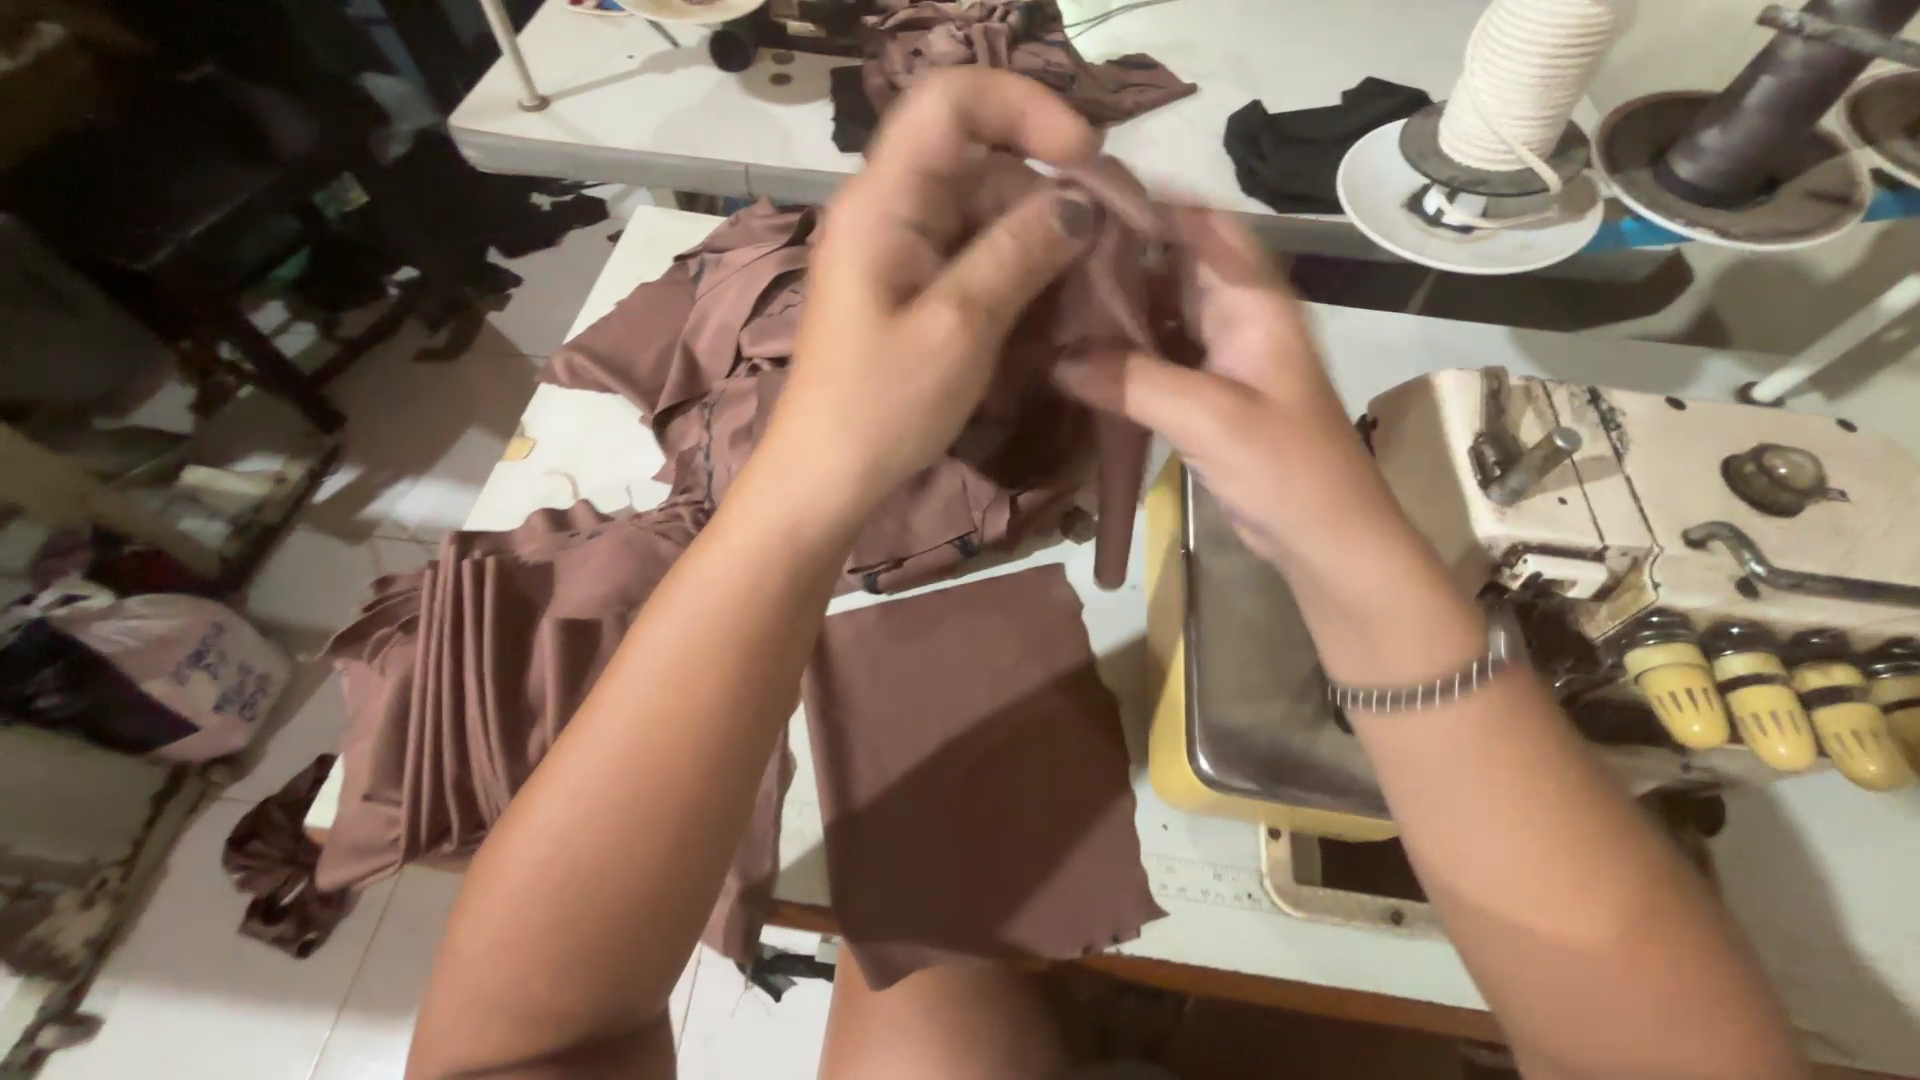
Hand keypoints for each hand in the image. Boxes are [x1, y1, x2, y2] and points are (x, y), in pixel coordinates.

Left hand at [768, 68, 1105, 513]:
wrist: (827, 478)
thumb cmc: (881, 407)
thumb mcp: (959, 327)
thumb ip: (1020, 252)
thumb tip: (1081, 200)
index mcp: (884, 200)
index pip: (954, 100)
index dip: (1026, 108)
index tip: (1087, 156)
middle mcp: (890, 209)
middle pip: (981, 158)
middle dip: (1049, 188)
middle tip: (1112, 239)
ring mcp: (901, 249)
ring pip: (986, 209)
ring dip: (1042, 236)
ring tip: (1092, 279)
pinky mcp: (913, 287)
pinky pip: (975, 253)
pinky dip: (1018, 268)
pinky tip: (1055, 300)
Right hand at [1053, 209, 1397, 574]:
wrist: (1324, 536)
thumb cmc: (1284, 467)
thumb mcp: (1207, 417)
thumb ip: (1131, 380)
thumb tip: (1057, 360)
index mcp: (1253, 300)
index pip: (1202, 224)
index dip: (1148, 205)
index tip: (1080, 207)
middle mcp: (1236, 315)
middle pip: (1173, 263)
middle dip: (1116, 257)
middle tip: (1047, 260)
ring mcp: (1220, 355)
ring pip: (1161, 311)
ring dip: (1114, 309)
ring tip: (1050, 302)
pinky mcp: (1205, 391)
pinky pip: (1156, 355)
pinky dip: (1120, 353)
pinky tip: (1076, 357)